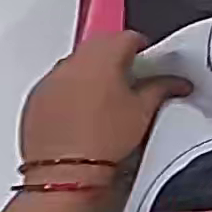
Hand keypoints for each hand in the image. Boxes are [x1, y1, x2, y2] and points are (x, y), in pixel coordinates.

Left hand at [18, 31, 191, 168]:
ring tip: (106, 96)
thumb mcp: (143, 112)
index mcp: (102, 59)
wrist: (67, 174)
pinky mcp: (36, 98)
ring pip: (76, 62)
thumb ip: (161, 88)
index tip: (147, 57)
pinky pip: (57, 82)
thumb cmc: (103, 142)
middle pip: (99, 44)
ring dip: (92, 70)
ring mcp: (50, 80)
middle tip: (130, 74)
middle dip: (115, 54)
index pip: (126, 37)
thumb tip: (175, 83)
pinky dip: (71, 88)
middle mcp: (72, 64)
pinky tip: (83, 111)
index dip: (141, 45)